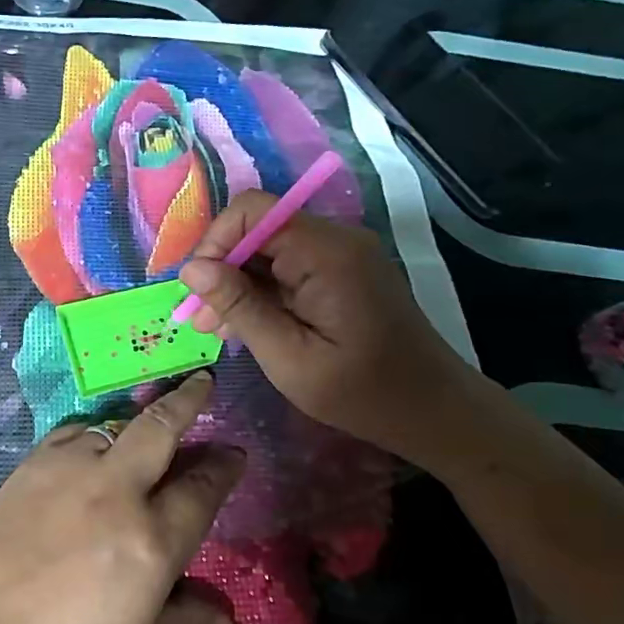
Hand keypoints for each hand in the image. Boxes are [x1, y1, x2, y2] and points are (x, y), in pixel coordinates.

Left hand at [0, 371, 244, 623]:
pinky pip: (73, 434)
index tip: (235, 452)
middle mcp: (113, 492)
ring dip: (137, 419)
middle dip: (187, 400)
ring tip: (150, 420)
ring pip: (113, 425)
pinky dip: (94, 434)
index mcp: (149, 544)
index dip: (223, 467)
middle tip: (203, 381)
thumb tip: (222, 609)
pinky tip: (94, 451)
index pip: (202, 488)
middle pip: (159, 428)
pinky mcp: (27, 468)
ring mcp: (65, 473)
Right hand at [177, 191, 481, 468]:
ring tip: (216, 328)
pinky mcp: (340, 271)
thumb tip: (190, 268)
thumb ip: (239, 306)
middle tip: (200, 319)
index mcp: (327, 253)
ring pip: (267, 249)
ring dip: (236, 283)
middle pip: (257, 228)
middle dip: (221, 268)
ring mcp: (340, 254)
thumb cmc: (361, 393)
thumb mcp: (288, 356)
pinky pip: (286, 265)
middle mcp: (336, 240)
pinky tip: (244, 325)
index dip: (216, 240)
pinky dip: (260, 290)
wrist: (434, 412)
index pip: (253, 210)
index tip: (198, 289)